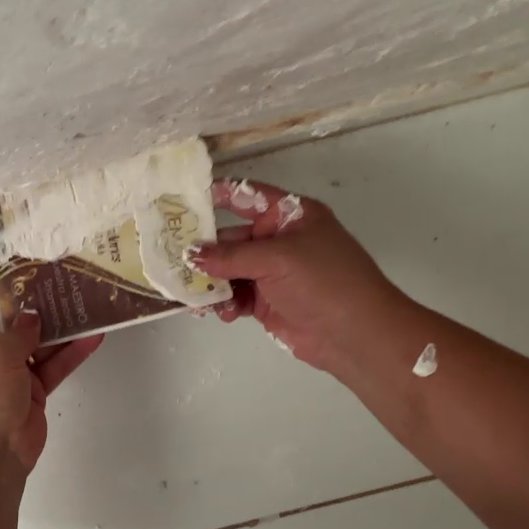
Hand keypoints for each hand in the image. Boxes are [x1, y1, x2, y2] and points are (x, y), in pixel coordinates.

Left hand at [0, 279, 101, 473]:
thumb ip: (19, 329)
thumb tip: (33, 314)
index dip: (2, 279)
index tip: (30, 260)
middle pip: (13, 318)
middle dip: (39, 300)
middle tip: (68, 275)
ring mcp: (9, 373)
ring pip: (38, 341)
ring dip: (61, 324)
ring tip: (88, 298)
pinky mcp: (32, 391)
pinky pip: (53, 365)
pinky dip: (72, 352)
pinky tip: (95, 333)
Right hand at [194, 180, 412, 372]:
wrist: (354, 333)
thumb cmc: (324, 282)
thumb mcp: (277, 260)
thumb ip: (230, 257)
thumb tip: (189, 254)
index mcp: (290, 217)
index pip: (249, 197)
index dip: (220, 195)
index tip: (185, 201)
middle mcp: (279, 241)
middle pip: (230, 240)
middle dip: (205, 254)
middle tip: (174, 264)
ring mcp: (272, 273)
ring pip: (227, 272)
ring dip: (212, 284)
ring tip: (200, 298)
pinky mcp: (266, 301)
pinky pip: (234, 296)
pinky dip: (224, 304)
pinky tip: (222, 313)